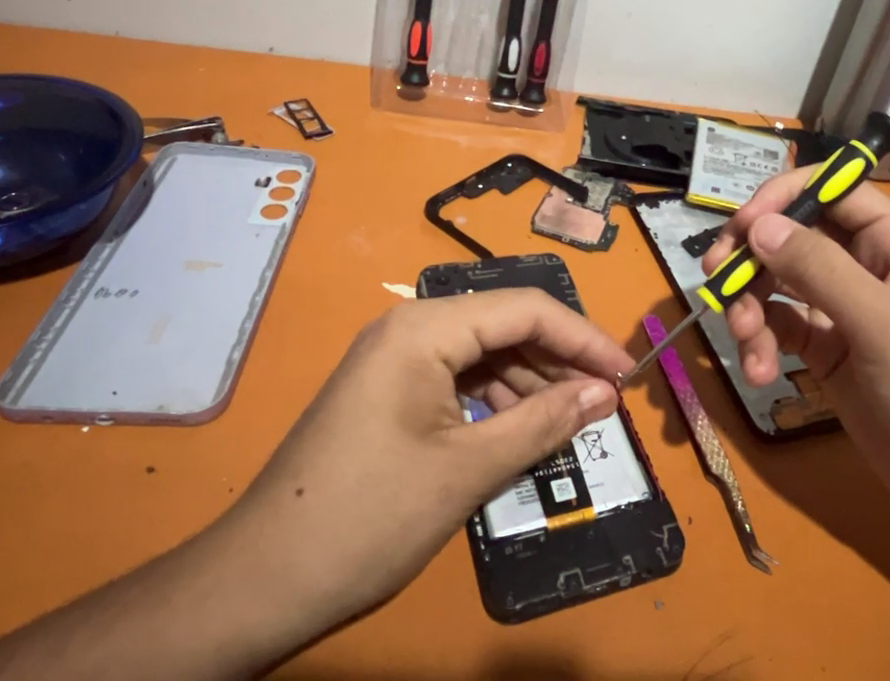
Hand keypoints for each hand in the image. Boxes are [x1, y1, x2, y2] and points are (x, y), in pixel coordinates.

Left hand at [214, 288, 631, 632]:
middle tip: (607, 402)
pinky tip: (523, 431)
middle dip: (560, 359)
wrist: (261, 580)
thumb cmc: (370, 516)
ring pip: (483, 354)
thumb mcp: (468, 469)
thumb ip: (544, 421)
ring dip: (532, 382)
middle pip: (504, 325)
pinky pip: (457, 381)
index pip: (525, 309)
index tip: (629, 375)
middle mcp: (408, 329)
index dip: (585, 338)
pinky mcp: (387, 395)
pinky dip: (497, 402)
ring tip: (574, 421)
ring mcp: (393, 362)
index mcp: (424, 328)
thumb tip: (607, 393)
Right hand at [705, 167, 889, 517]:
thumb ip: (820, 269)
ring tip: (744, 343)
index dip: (783, 199)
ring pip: (779, 281)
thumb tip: (759, 225)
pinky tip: (757, 372)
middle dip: (753, 255)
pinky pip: (780, 326)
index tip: (741, 227)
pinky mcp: (827, 349)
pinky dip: (759, 342)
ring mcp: (844, 308)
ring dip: (751, 306)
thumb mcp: (882, 325)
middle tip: (716, 277)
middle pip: (795, 234)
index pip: (832, 191)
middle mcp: (867, 265)